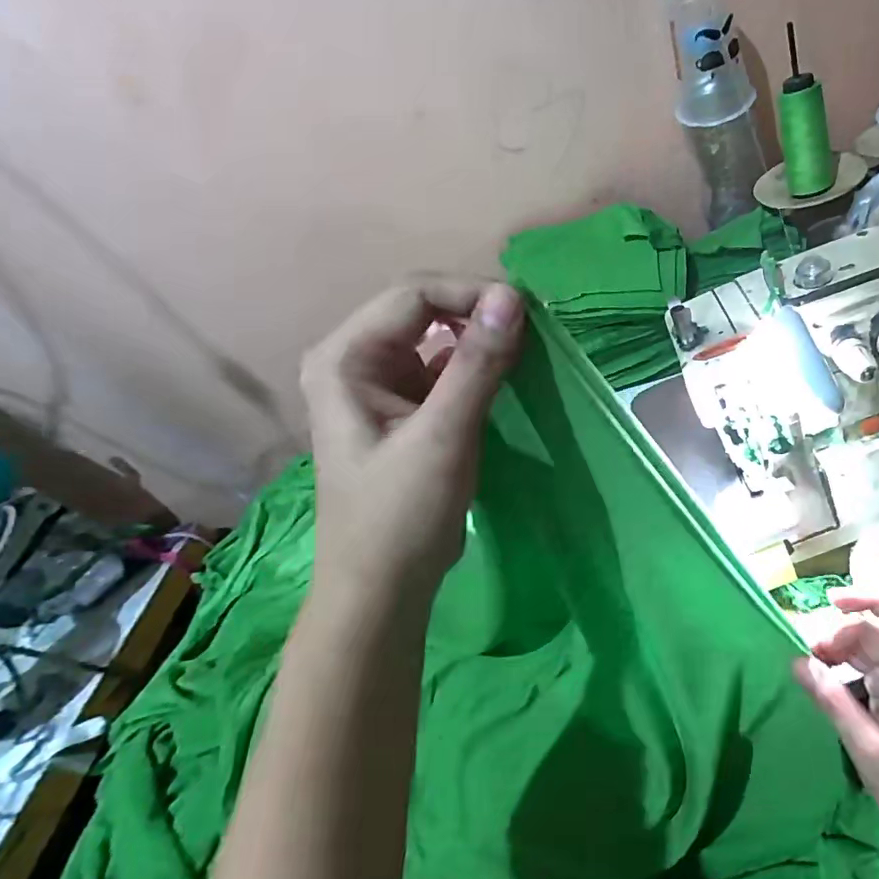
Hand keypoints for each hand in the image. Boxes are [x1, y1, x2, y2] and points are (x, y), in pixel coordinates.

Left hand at [299, 277, 522, 599]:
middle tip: (533, 331)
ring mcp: (377, 386)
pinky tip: (506, 380)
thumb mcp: (444, 436)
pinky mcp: (402, 411)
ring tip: (527, 352)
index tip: (529, 313)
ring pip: (436, 340)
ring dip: (480, 342)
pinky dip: (476, 370)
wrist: (383, 585)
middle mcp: (354, 361)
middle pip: (422, 311)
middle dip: (478, 314)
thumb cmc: (402, 514)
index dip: (472, 293)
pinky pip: (442, 372)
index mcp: (345, 358)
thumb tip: (513, 298)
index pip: (413, 295)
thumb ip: (477, 364)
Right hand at [791, 592, 878, 862]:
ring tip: (811, 666)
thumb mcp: (869, 751)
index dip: (870, 599)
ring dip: (839, 648)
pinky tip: (824, 676)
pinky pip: (869, 664)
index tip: (830, 603)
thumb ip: (834, 704)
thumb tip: (798, 662)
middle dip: (840, 633)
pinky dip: (845, 664)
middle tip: (809, 658)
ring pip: (871, 644)